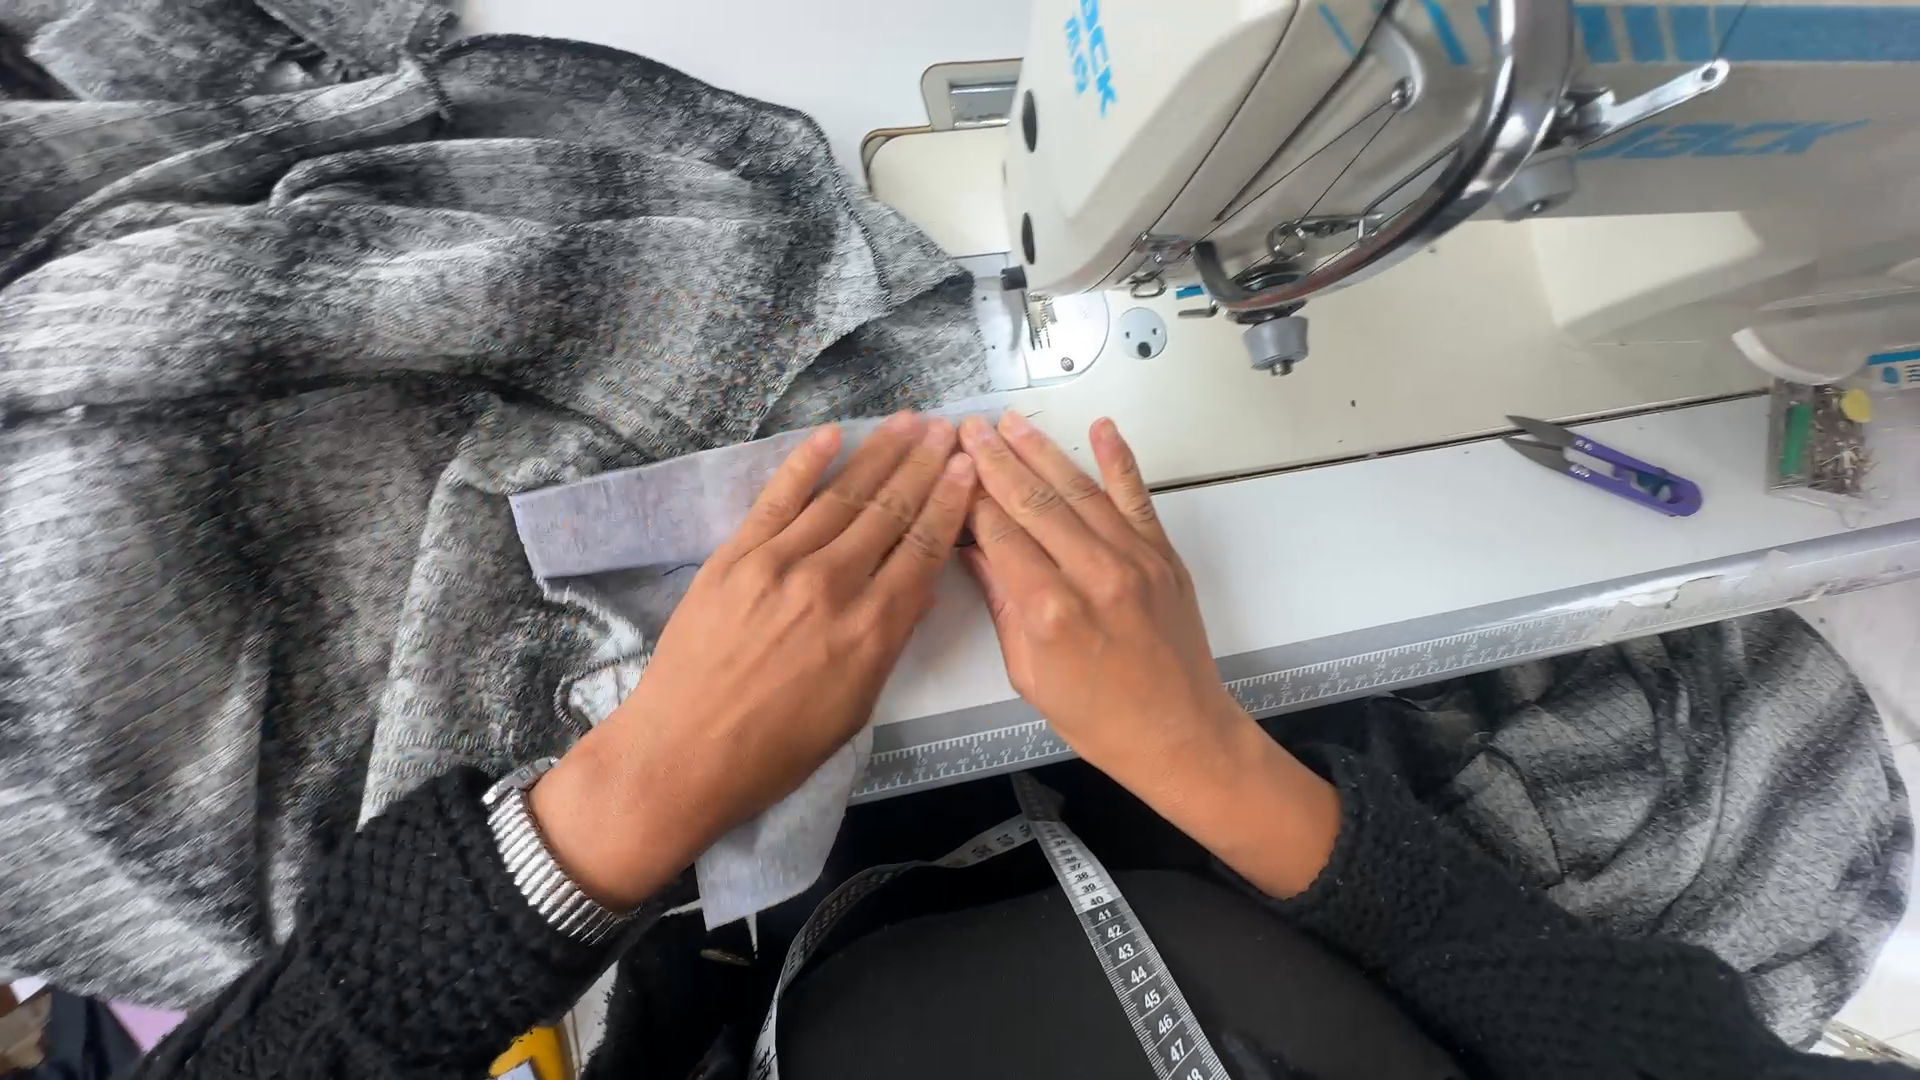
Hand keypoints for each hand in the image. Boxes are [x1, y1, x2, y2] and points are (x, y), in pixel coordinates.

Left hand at [530, 413, 974, 908]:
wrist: (682, 756)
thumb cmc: (779, 748)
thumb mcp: (856, 707)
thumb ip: (890, 640)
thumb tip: (919, 589)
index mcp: (870, 629)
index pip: (922, 549)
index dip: (949, 503)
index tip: (968, 467)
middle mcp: (831, 585)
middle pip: (889, 511)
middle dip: (924, 465)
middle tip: (947, 427)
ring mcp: (778, 564)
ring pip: (842, 496)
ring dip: (880, 454)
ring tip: (908, 421)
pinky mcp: (734, 556)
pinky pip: (776, 499)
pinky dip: (804, 463)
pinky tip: (831, 434)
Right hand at [958, 413, 1339, 895]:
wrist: (1181, 736)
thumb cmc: (1099, 719)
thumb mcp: (1029, 674)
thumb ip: (1002, 605)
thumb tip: (975, 553)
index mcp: (1049, 611)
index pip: (999, 534)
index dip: (971, 498)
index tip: (953, 471)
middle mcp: (1093, 575)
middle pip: (1033, 503)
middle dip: (996, 461)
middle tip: (970, 429)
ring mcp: (1134, 560)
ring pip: (1078, 491)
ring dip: (1041, 452)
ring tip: (1011, 423)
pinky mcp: (1163, 556)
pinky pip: (1137, 498)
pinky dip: (1119, 460)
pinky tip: (1102, 428)